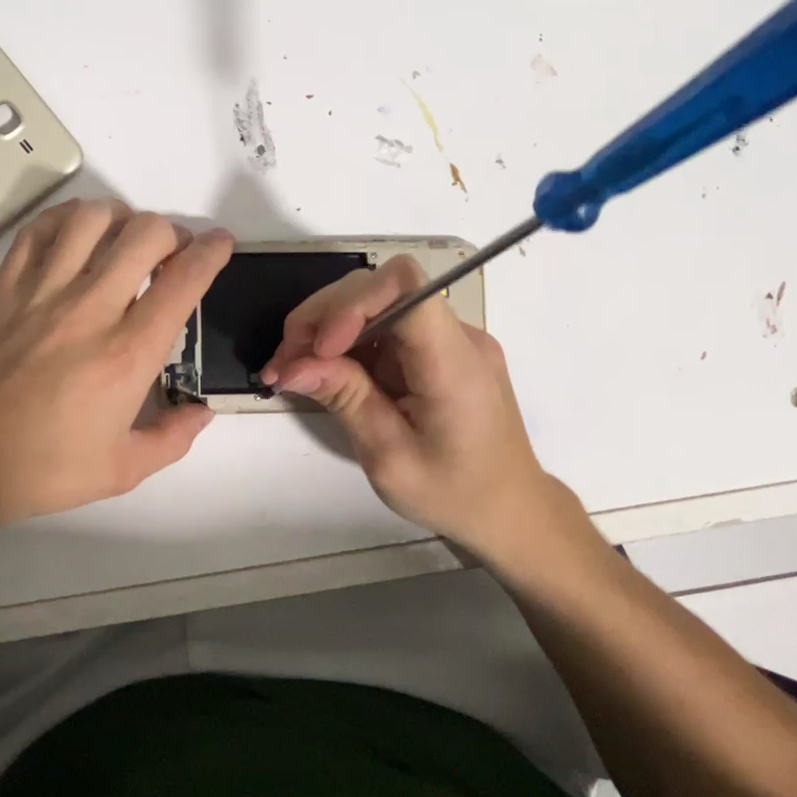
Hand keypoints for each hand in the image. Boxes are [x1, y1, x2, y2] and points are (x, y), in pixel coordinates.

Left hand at [0, 199, 233, 532]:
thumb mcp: (121, 470)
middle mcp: (89, 310)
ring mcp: (40, 293)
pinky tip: (73, 232)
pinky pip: (36, 232)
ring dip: (119, 218)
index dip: (211, 253)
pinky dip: (63, 219)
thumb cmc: (41, 470)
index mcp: (127, 355)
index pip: (183, 282)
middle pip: (143, 235)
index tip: (220, 243)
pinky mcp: (2, 290)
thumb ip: (172, 438)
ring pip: (90, 219)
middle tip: (170, 252)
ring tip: (122, 238)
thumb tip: (203, 411)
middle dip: (170, 232)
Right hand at [257, 256, 567, 555]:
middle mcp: (457, 336)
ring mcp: (451, 339)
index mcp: (453, 363)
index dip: (351, 303)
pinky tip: (323, 372)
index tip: (320, 348)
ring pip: (376, 303)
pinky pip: (387, 327)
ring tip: (293, 369)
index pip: (405, 285)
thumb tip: (292, 365)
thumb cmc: (455, 494)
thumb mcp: (389, 458)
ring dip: (327, 328)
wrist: (512, 511)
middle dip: (323, 317)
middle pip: (379, 289)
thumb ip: (345, 400)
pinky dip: (347, 342)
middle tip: (284, 363)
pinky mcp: (439, 349)